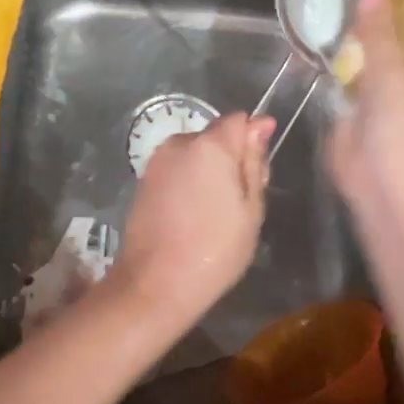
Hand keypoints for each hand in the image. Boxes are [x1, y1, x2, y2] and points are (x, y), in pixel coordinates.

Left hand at [105, 113, 272, 330]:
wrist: (156, 282)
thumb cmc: (215, 249)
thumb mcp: (250, 208)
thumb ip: (254, 162)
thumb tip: (260, 124)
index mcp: (209, 145)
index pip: (238, 120)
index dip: (253, 140)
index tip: (258, 172)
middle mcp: (179, 143)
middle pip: (215, 136)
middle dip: (230, 158)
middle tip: (239, 202)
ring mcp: (157, 160)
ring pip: (195, 153)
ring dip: (209, 171)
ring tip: (215, 213)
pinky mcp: (144, 179)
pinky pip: (177, 169)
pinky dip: (189, 182)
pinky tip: (193, 216)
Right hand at [327, 0, 403, 227]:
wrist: (384, 191)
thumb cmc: (402, 133)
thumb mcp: (392, 76)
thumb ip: (377, 33)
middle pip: (388, 34)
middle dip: (364, 16)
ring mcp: (382, 89)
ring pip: (364, 53)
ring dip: (345, 37)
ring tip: (318, 3)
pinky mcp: (355, 105)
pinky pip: (344, 74)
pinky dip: (331, 59)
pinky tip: (310, 37)